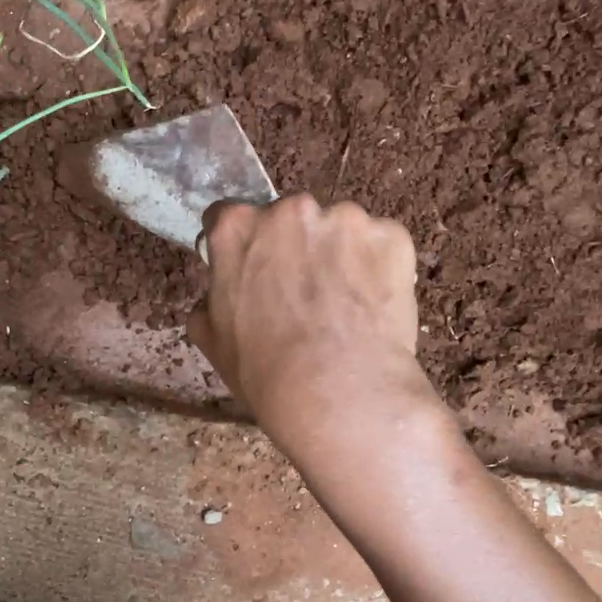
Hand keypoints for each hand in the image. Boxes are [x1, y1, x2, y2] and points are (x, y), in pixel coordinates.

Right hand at [187, 195, 431, 450]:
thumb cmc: (262, 367)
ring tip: (338, 306)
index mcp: (237, 227)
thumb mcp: (208, 335)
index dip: (236, 246)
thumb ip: (211, 295)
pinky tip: (367, 307)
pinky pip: (379, 245)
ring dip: (335, 255)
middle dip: (289, 246)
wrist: (336, 392)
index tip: (246, 268)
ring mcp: (346, 219)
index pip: (227, 217)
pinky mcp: (393, 237)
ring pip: (336, 230)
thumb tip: (223, 290)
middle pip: (287, 219)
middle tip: (295, 293)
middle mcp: (290, 209)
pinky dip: (375, 268)